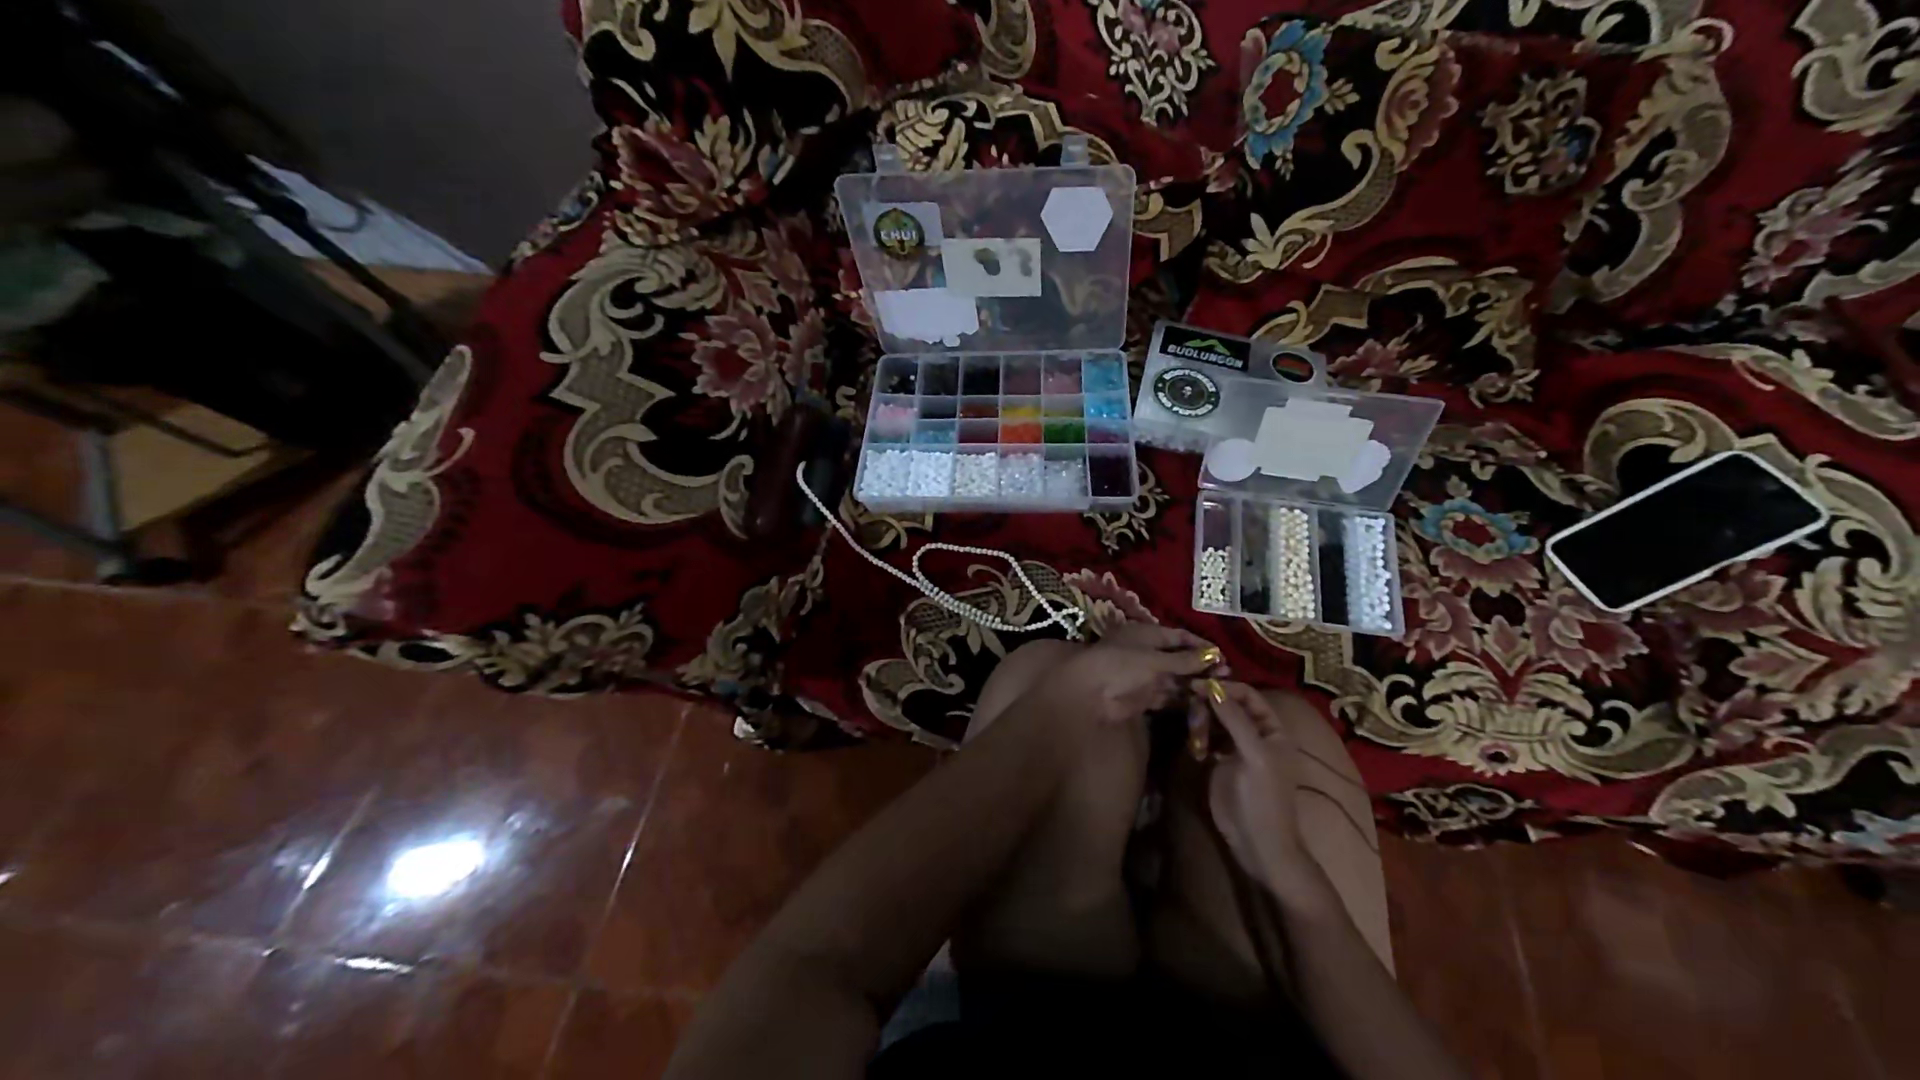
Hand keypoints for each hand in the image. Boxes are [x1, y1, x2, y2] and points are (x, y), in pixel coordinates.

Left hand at [1028, 623, 1222, 729]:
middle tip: (1226, 676)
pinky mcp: (1143, 696)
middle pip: (1178, 658)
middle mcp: (1146, 653)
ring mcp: (1144, 675)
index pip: (1178, 636)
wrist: (1090, 694)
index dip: (1200, 644)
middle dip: (1200, 666)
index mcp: (1146, 634)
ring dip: (1194, 683)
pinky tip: (1202, 702)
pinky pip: (1167, 695)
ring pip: (1175, 678)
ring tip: (1220, 690)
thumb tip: (1214, 655)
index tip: (1223, 655)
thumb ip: (1184, 660)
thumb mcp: (1154, 659)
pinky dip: (1182, 698)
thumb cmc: (1120, 665)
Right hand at [1201, 680, 1315, 891]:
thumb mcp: (1254, 755)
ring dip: (1202, 716)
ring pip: (1217, 721)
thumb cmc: (1264, 797)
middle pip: (1231, 706)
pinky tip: (1191, 737)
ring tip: (1189, 718)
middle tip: (1187, 696)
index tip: (1200, 683)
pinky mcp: (1218, 763)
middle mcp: (1255, 735)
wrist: (1258, 842)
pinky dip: (1198, 734)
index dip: (1227, 687)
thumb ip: (1235, 720)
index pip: (1250, 697)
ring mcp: (1236, 749)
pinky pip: (1207, 739)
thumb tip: (1213, 687)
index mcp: (1272, 731)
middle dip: (1211, 700)